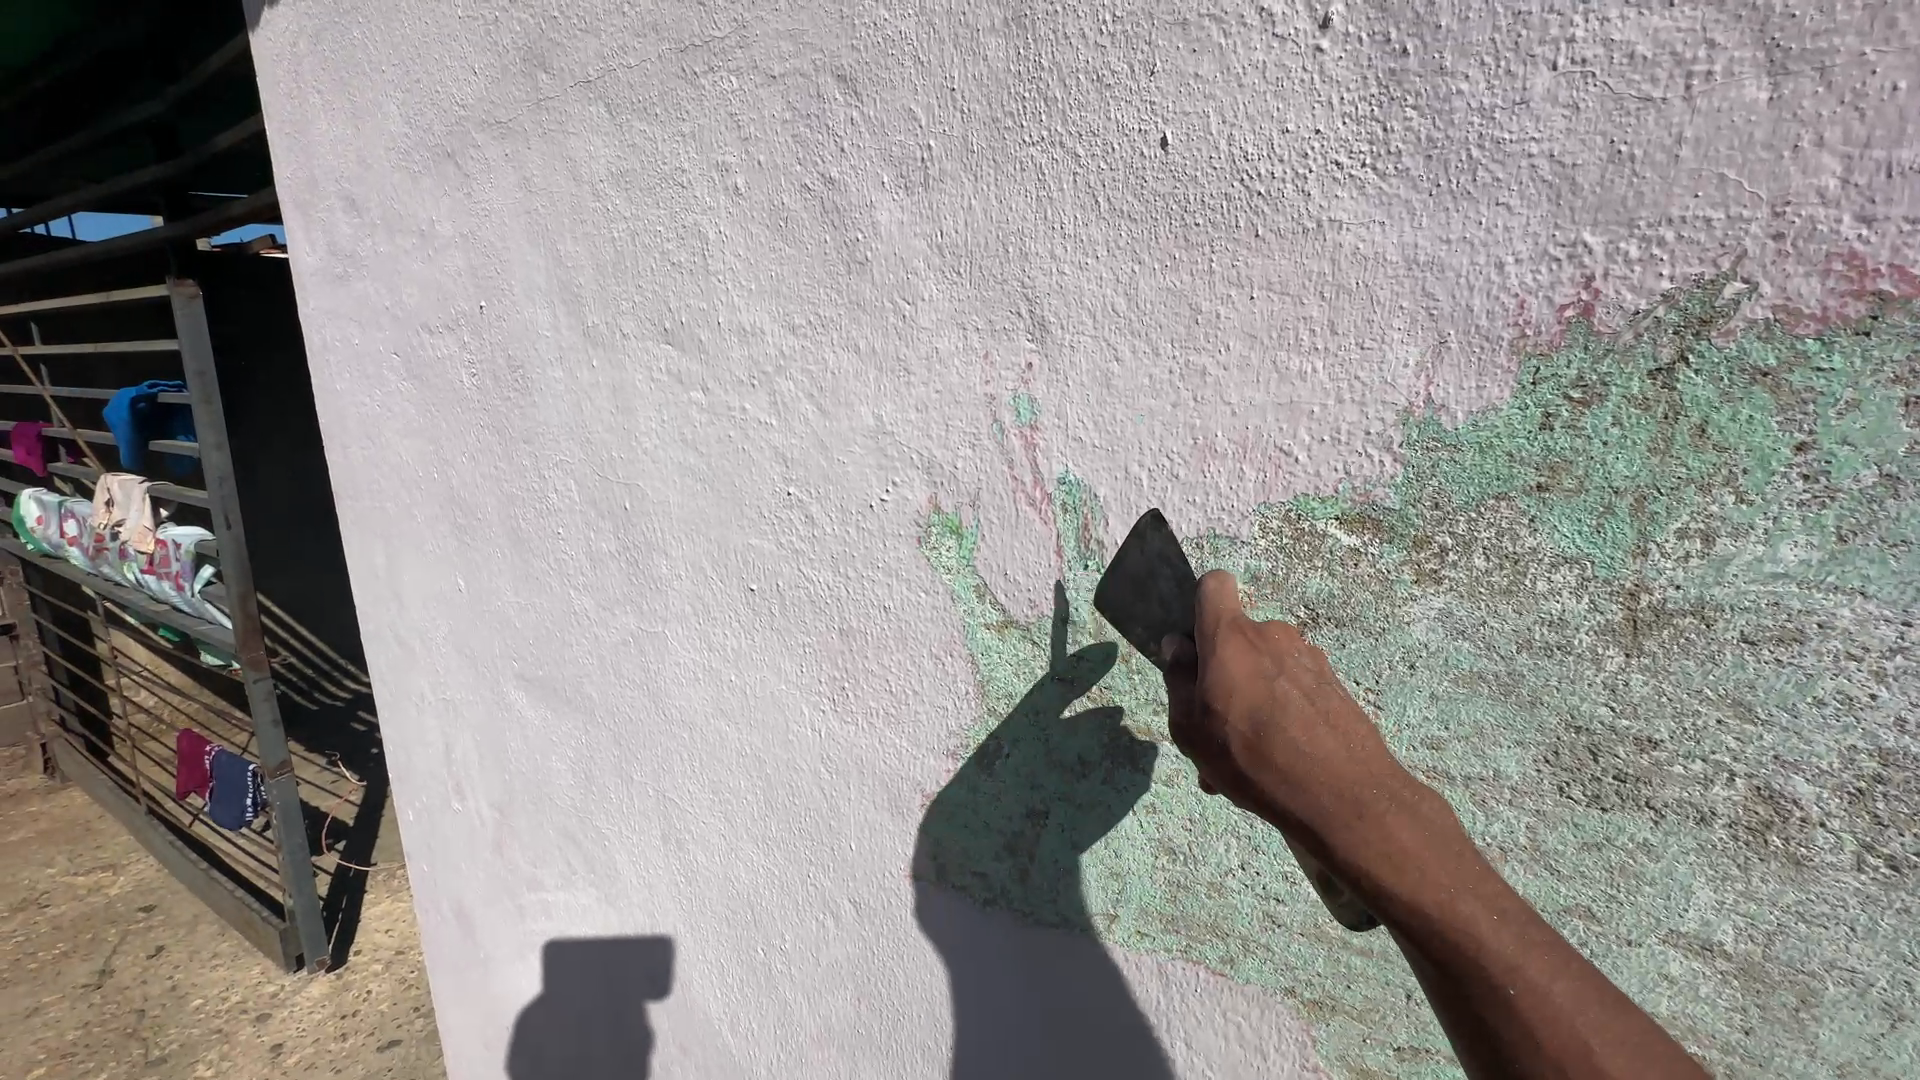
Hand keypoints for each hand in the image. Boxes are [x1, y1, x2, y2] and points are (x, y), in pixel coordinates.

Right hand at [1161, 570, 1420, 858]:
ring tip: (1244, 755)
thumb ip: (1178, 679)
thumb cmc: (1250, 756)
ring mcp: (1308, 658)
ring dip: (1250, 701)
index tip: (1196, 643)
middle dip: (1222, 674)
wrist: (1343, 795)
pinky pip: (1291, 691)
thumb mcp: (1190, 727)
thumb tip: (1177, 644)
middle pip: (1237, 638)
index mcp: (1229, 637)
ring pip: (1263, 670)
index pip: (1214, 585)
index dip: (1201, 605)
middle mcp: (1271, 635)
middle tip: (1213, 727)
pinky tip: (1275, 761)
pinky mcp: (1333, 684)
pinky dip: (1279, 716)